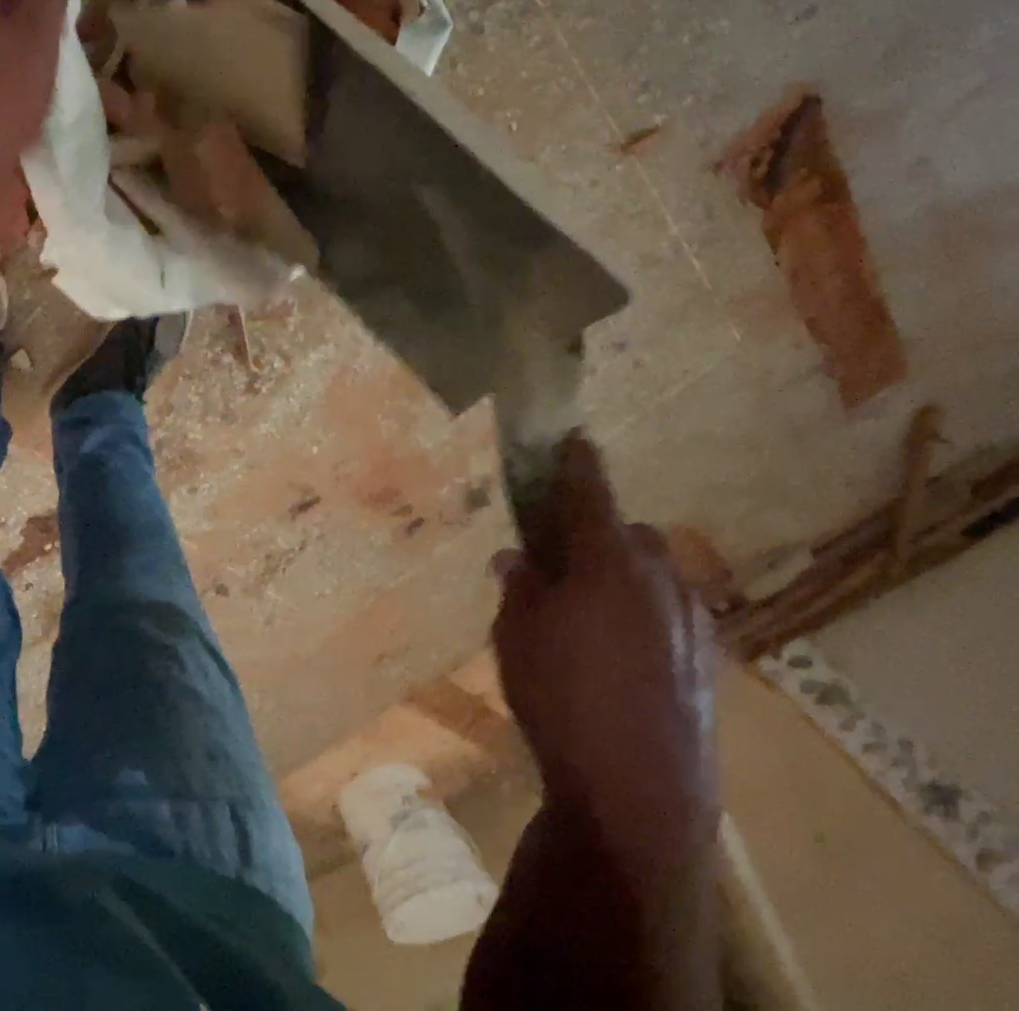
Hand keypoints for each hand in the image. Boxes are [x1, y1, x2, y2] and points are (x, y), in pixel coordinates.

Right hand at [491, 434, 718, 869]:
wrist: (638, 787)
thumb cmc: (559, 698)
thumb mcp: (515, 637)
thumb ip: (518, 588)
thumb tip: (516, 557)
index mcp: (608, 562)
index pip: (590, 495)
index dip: (577, 464)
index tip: (573, 439)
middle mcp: (661, 580)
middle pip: (633, 535)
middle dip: (602, 535)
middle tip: (562, 563)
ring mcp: (694, 621)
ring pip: (659, 577)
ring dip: (627, 578)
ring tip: (590, 618)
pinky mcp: (710, 661)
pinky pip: (674, 616)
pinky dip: (647, 616)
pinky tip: (621, 658)